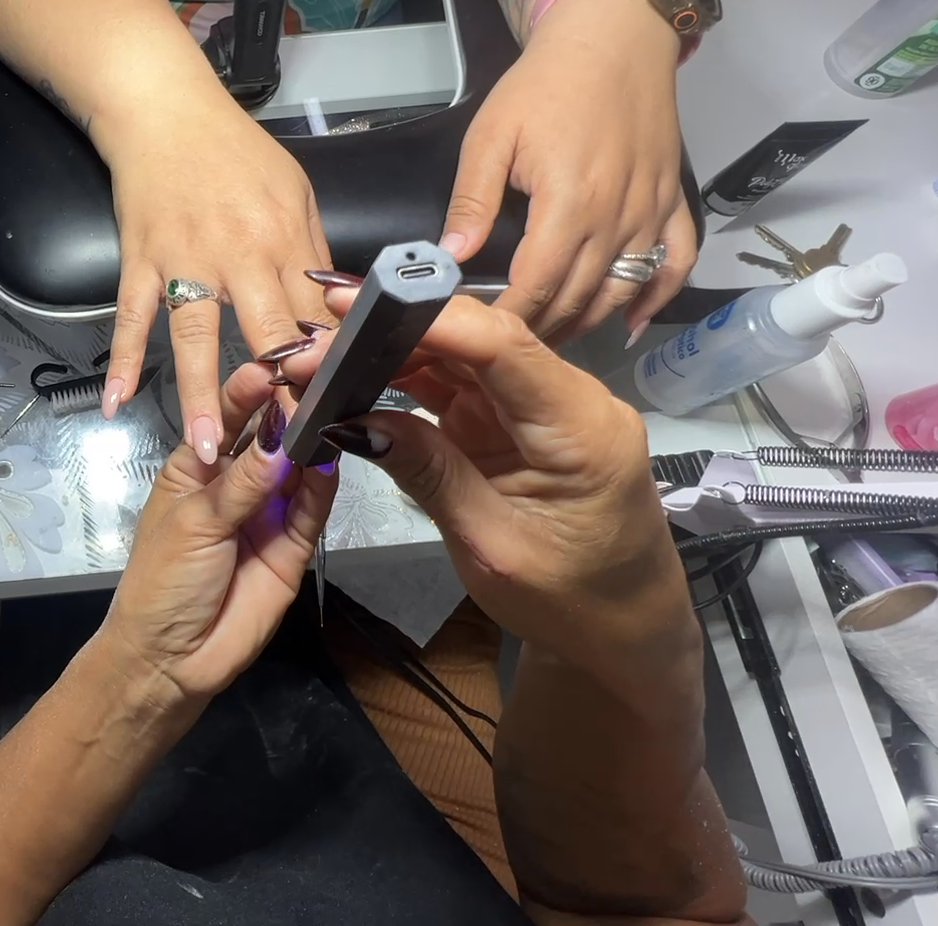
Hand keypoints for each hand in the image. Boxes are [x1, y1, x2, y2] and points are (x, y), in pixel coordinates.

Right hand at [98, 100, 333, 464]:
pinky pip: (131, 318)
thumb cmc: (236, 151)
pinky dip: (121, 361)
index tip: (333, 409)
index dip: (326, 363)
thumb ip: (309, 252)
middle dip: (280, 390)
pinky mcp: (141, 264)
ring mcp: (183, 262)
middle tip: (287, 447)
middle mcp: (237, 254)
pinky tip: (114, 403)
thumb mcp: (294, 191)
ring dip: (201, 394)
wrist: (165, 112)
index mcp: (283, 237)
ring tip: (207, 449)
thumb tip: (325, 308)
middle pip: (266, 332)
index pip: (314, 313)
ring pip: (196, 336)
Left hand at [102, 364, 337, 701]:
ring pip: (296, 467)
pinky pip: (313, 508)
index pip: (225, 418)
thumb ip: (243, 483)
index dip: (247, 393)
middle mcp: (235, 482)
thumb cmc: (164, 579)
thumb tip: (284, 437)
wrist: (172, 659)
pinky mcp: (294, 544)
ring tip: (333, 411)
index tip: (272, 367)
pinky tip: (336, 456)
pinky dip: (325, 484)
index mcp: (196, 466)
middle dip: (287, 411)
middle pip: (268, 437)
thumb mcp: (196, 523)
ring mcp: (267, 512)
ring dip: (312, 442)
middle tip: (315, 382)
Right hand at [284, 294, 689, 672]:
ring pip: (459, 355)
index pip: (502, 346)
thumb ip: (428, 473)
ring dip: (392, 353)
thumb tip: (353, 419)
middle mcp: (565, 399)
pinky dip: (406, 378)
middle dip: (394, 333)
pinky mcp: (513, 419)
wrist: (619, 628)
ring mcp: (537, 406)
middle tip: (318, 346)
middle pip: (476, 339)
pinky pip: (456, 383)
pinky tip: (360, 379)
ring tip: (326, 363)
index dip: (428, 317)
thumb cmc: (569, 600)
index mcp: (580, 429)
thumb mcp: (489, 546)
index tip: (355, 309)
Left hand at [442, 0, 696, 341]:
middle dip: (541, 328)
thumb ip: (472, 202)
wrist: (613, 37)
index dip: (510, 319)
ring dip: (586, 321)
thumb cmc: (542, 87)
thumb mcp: (489, 138)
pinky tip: (630, 324)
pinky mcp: (673, 200)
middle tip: (507, 348)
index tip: (483, 339)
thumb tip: (449, 258)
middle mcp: (618, 217)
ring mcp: (652, 211)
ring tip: (549, 341)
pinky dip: (656, 296)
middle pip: (579, 297)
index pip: (537, 285)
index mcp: (571, 203)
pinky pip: (676, 260)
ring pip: (623, 289)